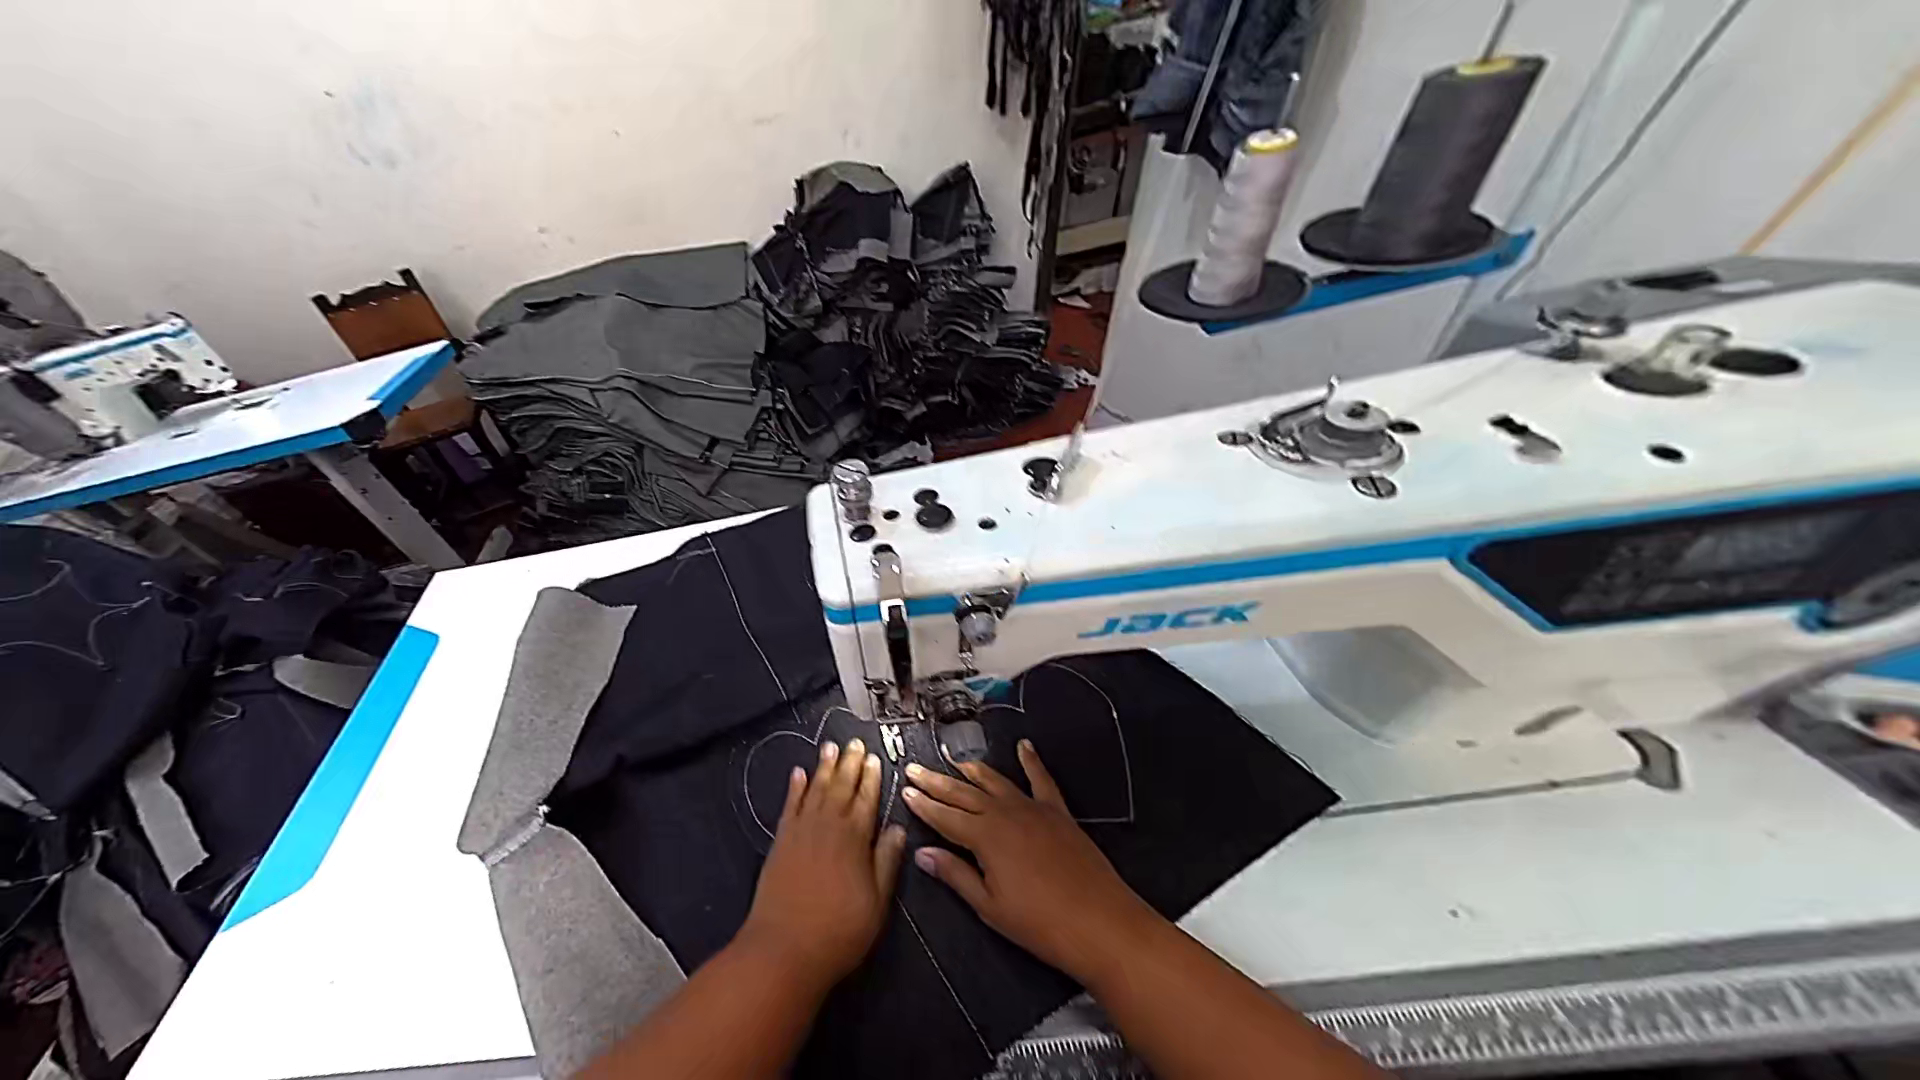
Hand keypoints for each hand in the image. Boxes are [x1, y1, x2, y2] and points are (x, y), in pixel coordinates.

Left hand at [737, 738, 907, 989]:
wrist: (782, 951)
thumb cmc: (838, 931)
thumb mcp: (877, 902)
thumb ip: (887, 861)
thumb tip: (899, 829)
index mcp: (855, 838)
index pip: (867, 799)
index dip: (872, 778)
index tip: (875, 758)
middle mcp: (829, 826)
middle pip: (842, 787)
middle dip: (850, 764)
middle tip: (855, 743)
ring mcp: (802, 832)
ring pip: (816, 789)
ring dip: (824, 768)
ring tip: (830, 747)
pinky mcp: (781, 842)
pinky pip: (790, 806)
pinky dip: (794, 788)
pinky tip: (798, 774)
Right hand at [903, 739, 1157, 982]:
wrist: (1099, 921)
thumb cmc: (1039, 923)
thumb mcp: (989, 906)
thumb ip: (955, 874)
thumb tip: (922, 854)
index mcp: (985, 837)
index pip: (945, 816)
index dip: (923, 804)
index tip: (905, 791)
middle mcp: (1006, 814)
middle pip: (965, 794)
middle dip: (937, 782)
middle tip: (916, 769)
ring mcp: (1034, 809)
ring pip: (997, 782)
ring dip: (974, 771)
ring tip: (955, 761)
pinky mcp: (1058, 812)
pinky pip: (1041, 780)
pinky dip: (1031, 761)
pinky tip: (1024, 747)